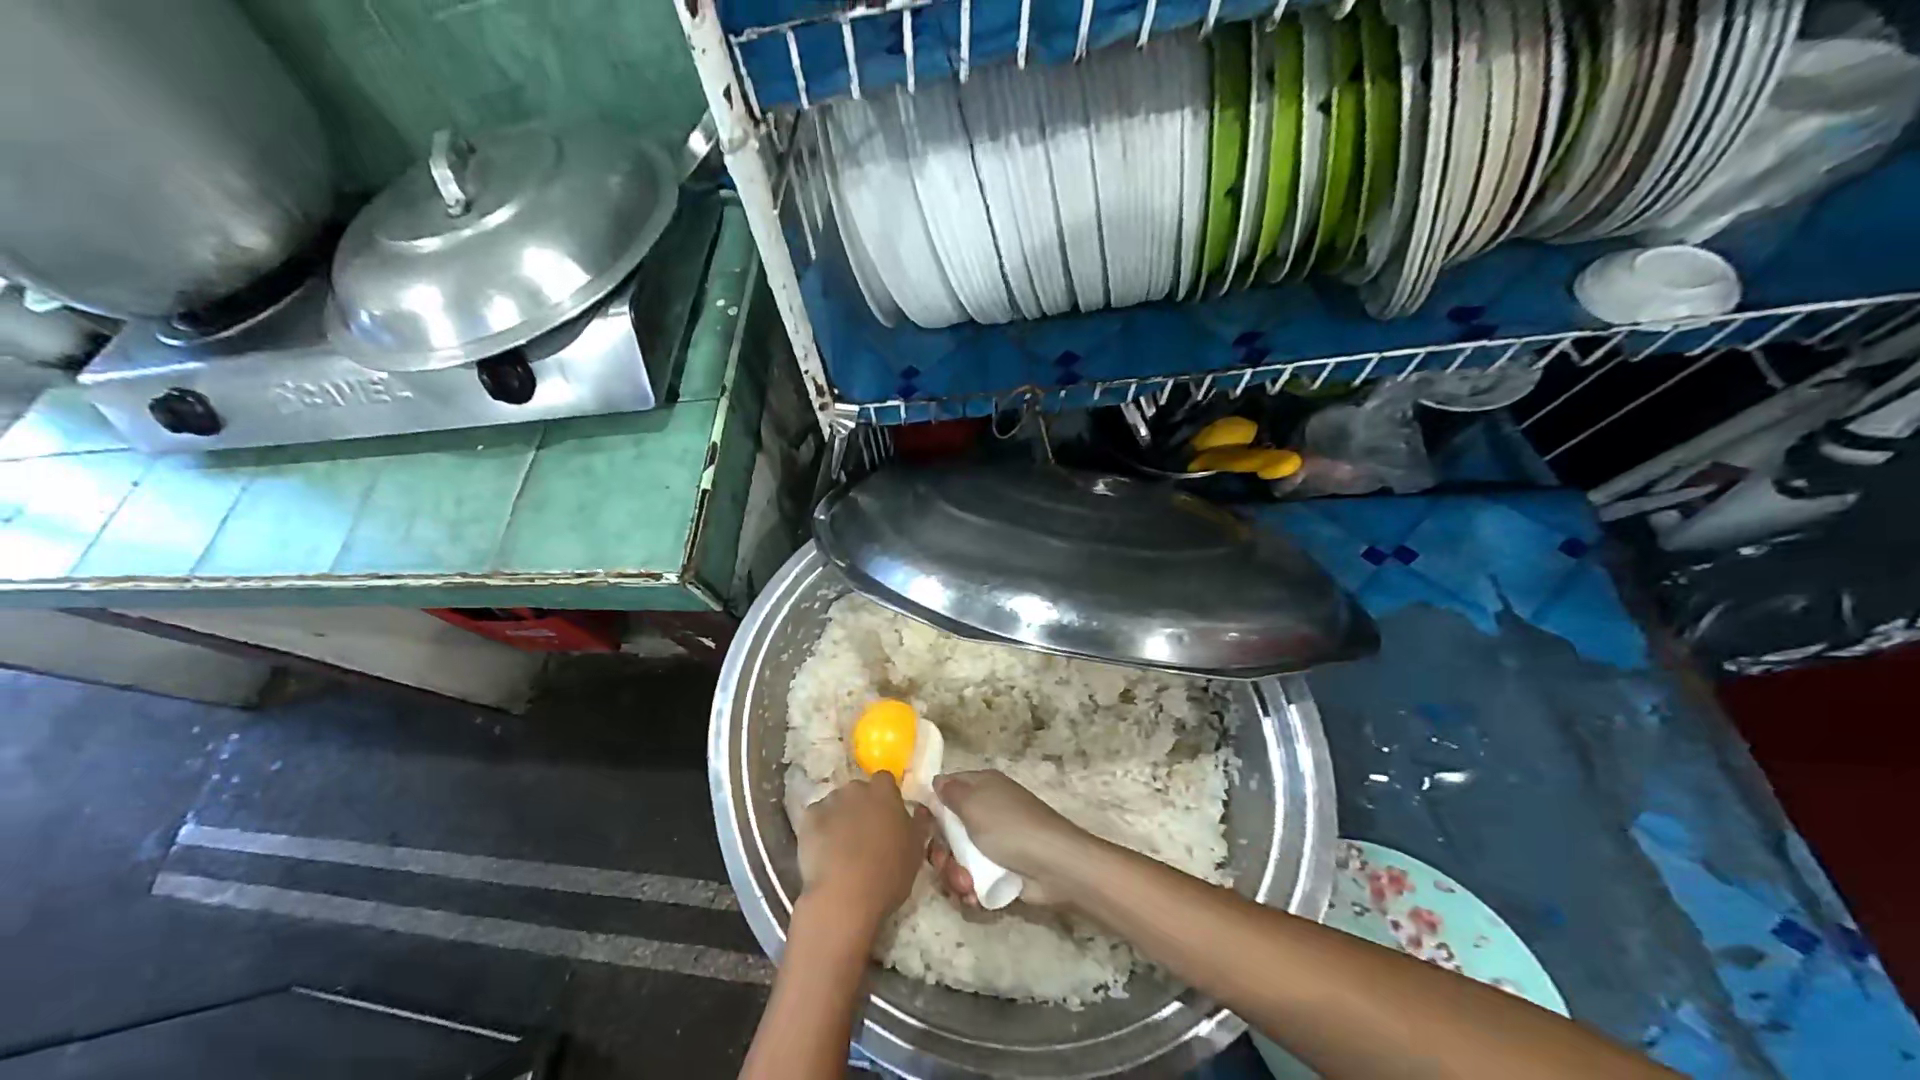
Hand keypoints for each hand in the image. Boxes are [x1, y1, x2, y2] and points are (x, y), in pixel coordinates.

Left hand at [796, 773, 933, 924]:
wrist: (844, 896)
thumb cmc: (888, 874)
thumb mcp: (916, 851)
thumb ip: (918, 823)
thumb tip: (920, 809)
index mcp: (884, 793)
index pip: (885, 780)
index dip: (885, 797)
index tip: (886, 816)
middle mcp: (856, 789)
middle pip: (858, 791)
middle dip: (861, 806)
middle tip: (864, 834)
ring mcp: (829, 802)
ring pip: (836, 804)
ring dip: (840, 817)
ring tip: (841, 846)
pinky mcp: (807, 819)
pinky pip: (816, 818)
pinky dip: (819, 829)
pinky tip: (823, 851)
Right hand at [927, 770, 1092, 907]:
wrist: (1053, 866)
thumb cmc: (1010, 827)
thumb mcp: (974, 803)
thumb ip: (950, 792)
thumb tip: (938, 781)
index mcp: (980, 787)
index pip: (946, 791)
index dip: (931, 808)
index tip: (921, 825)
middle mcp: (984, 812)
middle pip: (946, 831)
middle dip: (941, 852)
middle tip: (946, 861)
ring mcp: (991, 844)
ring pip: (955, 859)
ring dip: (954, 875)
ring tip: (967, 886)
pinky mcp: (997, 871)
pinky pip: (971, 879)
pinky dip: (969, 889)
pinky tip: (974, 896)